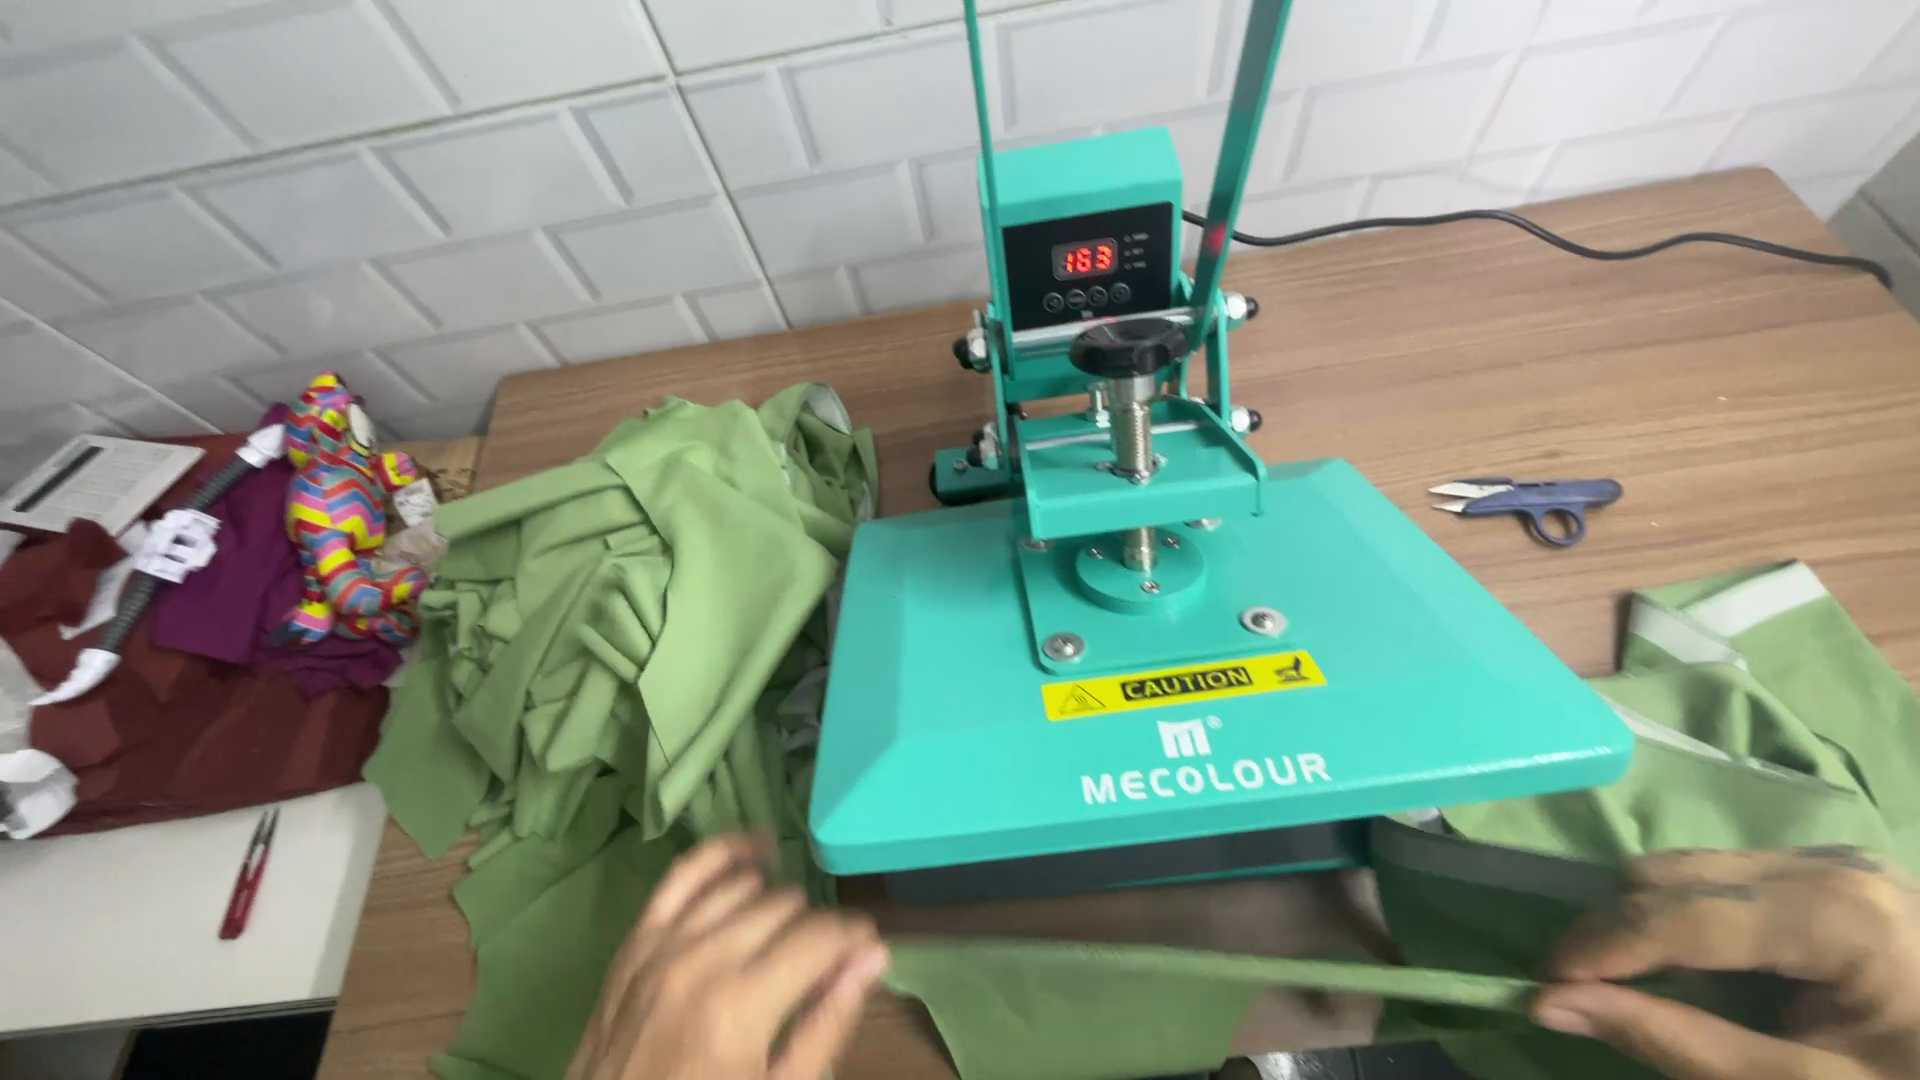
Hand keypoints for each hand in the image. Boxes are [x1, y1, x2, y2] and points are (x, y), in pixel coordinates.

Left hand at [568, 834, 889, 1079]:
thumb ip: (828, 1024)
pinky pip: (685, 873)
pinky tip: (753, 853)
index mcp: (742, 1007)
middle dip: (816, 928)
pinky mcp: (635, 941)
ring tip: (786, 934)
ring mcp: (663, 945)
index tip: (865, 949)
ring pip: (746, 885)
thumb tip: (873, 956)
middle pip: (787, 906)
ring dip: (776, 902)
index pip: (821, 936)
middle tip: (820, 963)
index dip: (855, 936)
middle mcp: (703, 960)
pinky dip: (722, 854)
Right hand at [1532, 846, 1919, 1079]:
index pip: (1673, 917)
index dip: (1596, 950)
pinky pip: (1721, 878)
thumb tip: (1546, 1004)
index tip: (1543, 985)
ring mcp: (1836, 862)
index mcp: (1837, 915)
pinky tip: (1709, 967)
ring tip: (1645, 981)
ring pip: (1684, 870)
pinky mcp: (1838, 874)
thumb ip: (1674, 1042)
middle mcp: (1828, 865)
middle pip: (1666, 878)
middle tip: (1591, 991)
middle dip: (1617, 934)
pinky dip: (1689, 919)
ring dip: (1647, 924)